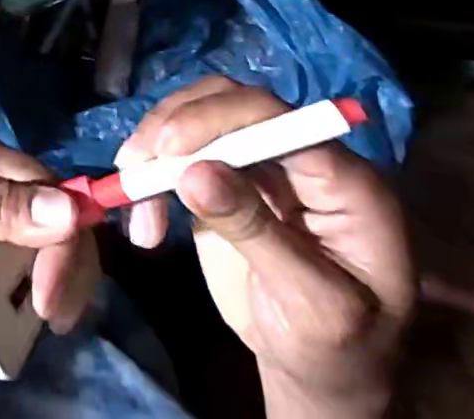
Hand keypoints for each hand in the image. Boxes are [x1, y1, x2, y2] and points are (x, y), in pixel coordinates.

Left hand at [0, 132, 100, 331]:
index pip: (42, 183)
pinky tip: (34, 307)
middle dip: (65, 260)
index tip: (50, 293)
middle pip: (51, 209)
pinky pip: (21, 254)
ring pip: (42, 235)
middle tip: (56, 317)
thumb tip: (69, 210)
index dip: (62, 234)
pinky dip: (34, 279)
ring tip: (47, 320)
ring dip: (55, 275)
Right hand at [117, 77, 412, 417]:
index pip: (279, 117)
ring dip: (156, 142)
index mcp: (343, 179)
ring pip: (201, 114)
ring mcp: (262, 161)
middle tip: (136, 163)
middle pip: (232, 101)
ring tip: (130, 189)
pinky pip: (183, 150)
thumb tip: (194, 172)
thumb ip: (256, 232)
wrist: (320, 371)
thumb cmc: (336, 348)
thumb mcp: (310, 305)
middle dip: (177, 122)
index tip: (168, 148)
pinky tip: (142, 213)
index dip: (219, 118)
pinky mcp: (227, 175)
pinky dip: (152, 169)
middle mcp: (301, 154)